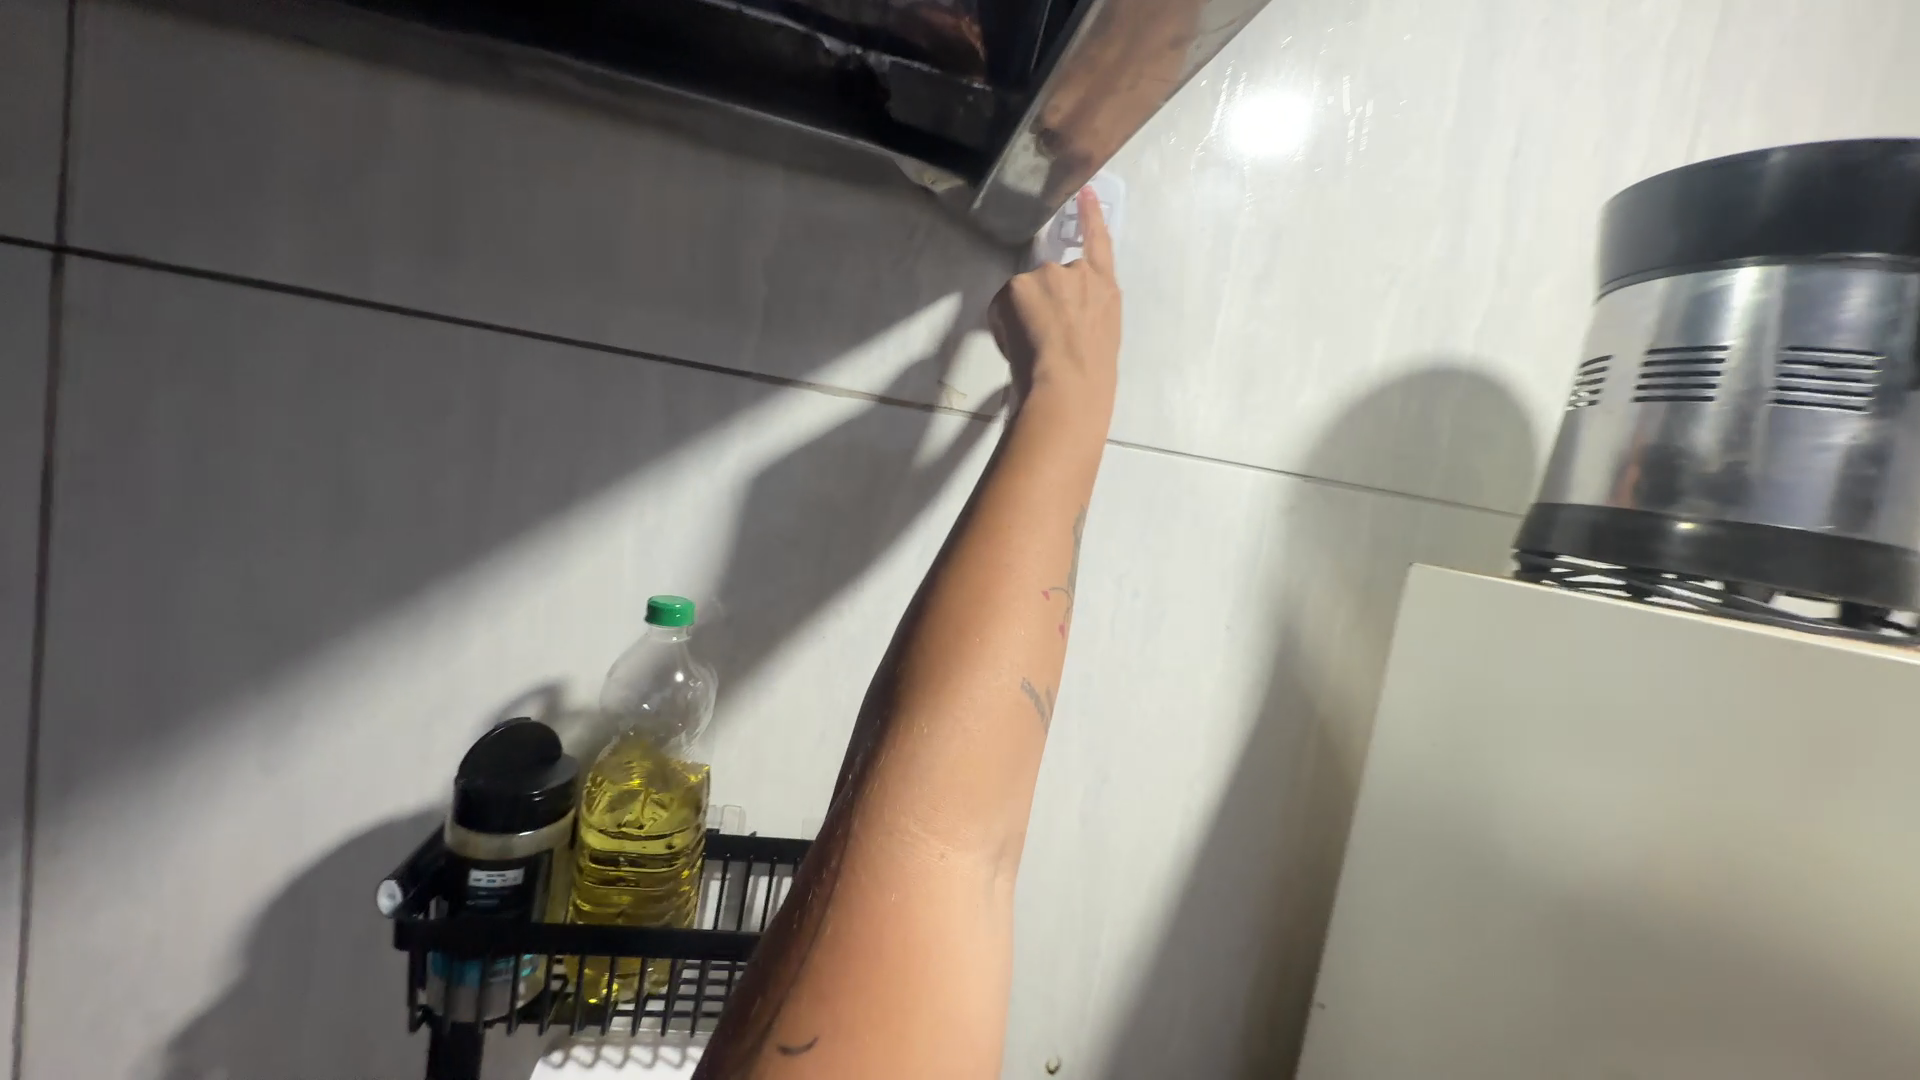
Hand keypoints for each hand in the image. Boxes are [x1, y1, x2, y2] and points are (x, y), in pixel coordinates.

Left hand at [989, 188, 1121, 420]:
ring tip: (1033, 349)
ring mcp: (1046, 275)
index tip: (1086, 193)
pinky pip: (1002, 307)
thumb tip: (1058, 322)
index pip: (1099, 244)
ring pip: (1024, 294)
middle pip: (1050, 281)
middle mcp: (1077, 273)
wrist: (1069, 385)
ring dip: (1022, 315)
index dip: (1092, 217)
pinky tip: (1018, 347)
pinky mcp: (1017, 285)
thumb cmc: (1090, 378)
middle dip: (1043, 305)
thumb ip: (1085, 315)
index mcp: (1104, 289)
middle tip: (1043, 340)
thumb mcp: (1101, 338)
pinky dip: (1003, 326)